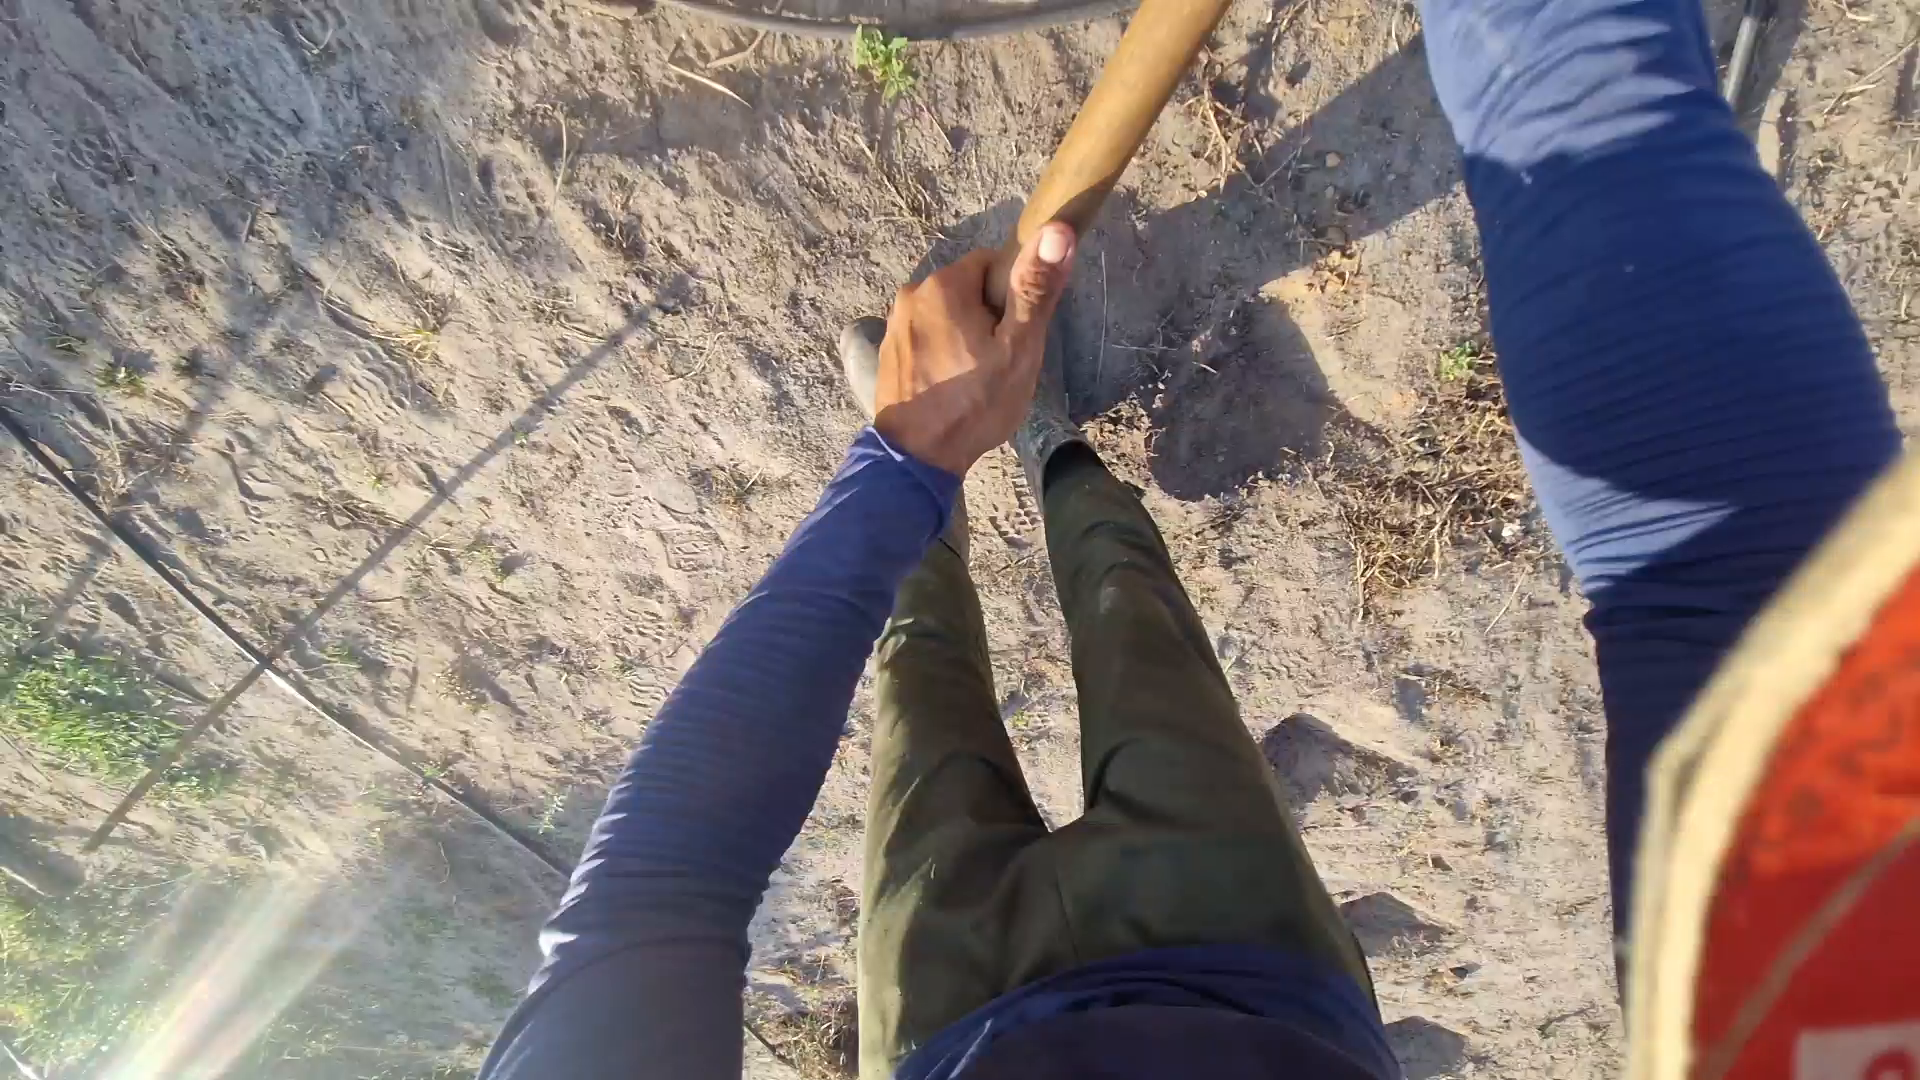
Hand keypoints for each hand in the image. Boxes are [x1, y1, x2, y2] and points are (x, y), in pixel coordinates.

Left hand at [873, 222, 1077, 475]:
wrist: (918, 457)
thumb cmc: (974, 403)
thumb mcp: (1017, 349)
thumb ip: (1035, 290)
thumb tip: (1058, 230)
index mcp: (943, 284)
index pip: (991, 264)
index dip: (1012, 297)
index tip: (1016, 335)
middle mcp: (911, 294)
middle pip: (967, 291)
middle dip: (988, 319)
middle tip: (1000, 363)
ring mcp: (893, 325)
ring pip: (946, 317)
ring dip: (964, 338)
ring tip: (976, 380)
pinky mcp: (887, 353)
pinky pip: (926, 340)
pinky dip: (942, 355)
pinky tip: (951, 388)